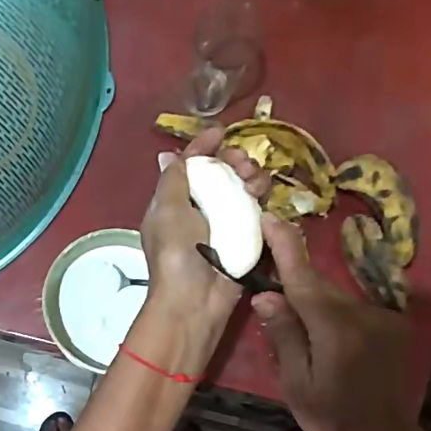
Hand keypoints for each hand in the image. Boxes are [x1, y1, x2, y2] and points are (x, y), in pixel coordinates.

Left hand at [139, 126, 272, 338]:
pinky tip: (264, 195)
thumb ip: (172, 180)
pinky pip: (256, 210)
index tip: (221, 131)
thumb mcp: (166, 210)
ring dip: (250, 176)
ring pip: (241, 188)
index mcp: (172, 204)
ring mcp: (220, 226)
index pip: (188, 167)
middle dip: (233, 160)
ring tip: (254, 180)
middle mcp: (196, 212)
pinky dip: (260, 197)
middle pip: (220, 174)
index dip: (203, 147)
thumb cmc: (177, 252)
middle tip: (242, 163)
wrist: (195, 299)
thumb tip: (167, 155)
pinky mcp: (242, 239)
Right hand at [251, 216, 428, 430]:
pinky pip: (352, 308)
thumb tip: (266, 294)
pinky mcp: (392, 324)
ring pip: (336, 298)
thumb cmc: (328, 413)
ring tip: (298, 333)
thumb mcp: (295, 381)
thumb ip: (284, 335)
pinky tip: (323, 338)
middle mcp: (363, 314)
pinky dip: (331, 314)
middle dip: (293, 284)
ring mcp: (382, 317)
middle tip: (267, 292)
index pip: (305, 279)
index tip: (272, 218)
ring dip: (313, 305)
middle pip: (319, 287)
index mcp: (335, 329)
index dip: (287, 247)